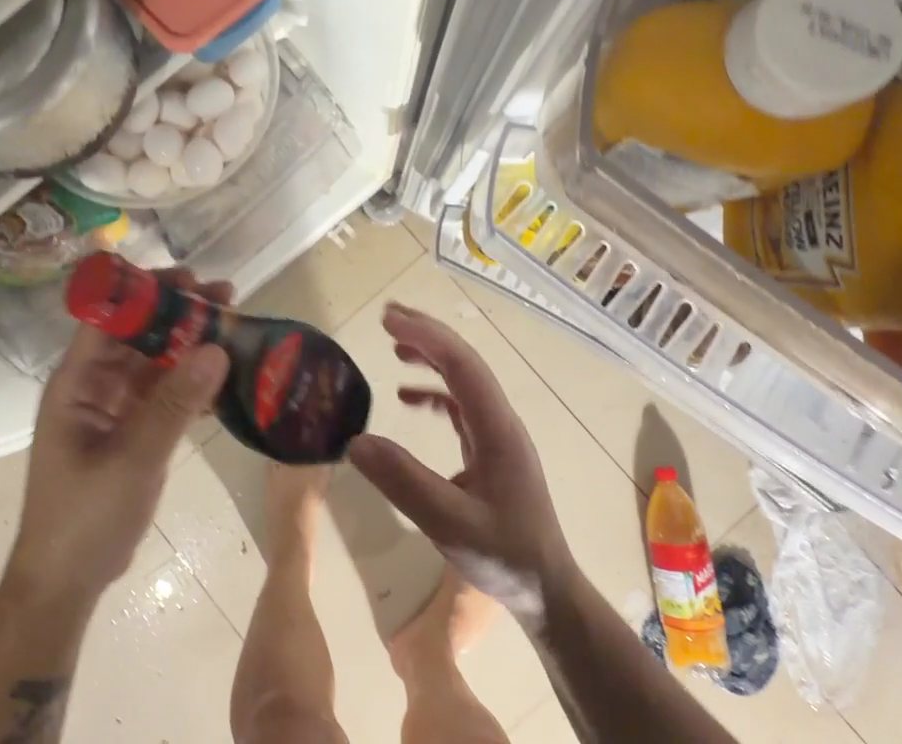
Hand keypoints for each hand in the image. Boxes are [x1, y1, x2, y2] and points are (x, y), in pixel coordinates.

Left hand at [5, 270, 230, 599]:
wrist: (68, 579)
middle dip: (179, 315)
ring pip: (156, 365)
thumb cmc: (85, 516)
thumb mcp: (132, 458)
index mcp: (75, 384)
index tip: (190, 280)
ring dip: (191, 348)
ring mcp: (115, 412)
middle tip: (226, 297)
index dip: (145, 293)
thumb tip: (216, 348)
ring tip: (235, 328)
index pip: (107, 319)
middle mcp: (94, 389)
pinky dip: (194, 387)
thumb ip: (174, 404)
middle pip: (138, 337)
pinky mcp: (134, 435)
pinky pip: (166, 397)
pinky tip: (229, 379)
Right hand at [347, 303, 573, 618]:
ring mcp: (498, 436)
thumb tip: (356, 441)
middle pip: (465, 363)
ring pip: (464, 381)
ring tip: (394, 343)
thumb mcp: (448, 523)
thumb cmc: (503, 555)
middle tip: (388, 315)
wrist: (545, 588)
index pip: (461, 366)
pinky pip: (462, 407)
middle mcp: (500, 422)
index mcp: (497, 429)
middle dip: (428, 333)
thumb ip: (403, 481)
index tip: (388, 320)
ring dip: (432, 357)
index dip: (426, 336)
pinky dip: (434, 393)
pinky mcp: (492, 451)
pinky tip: (408, 398)